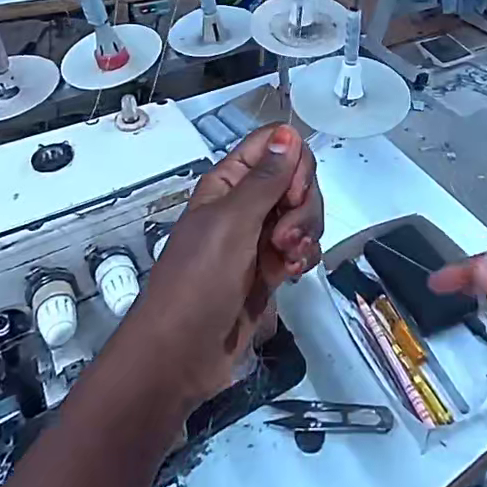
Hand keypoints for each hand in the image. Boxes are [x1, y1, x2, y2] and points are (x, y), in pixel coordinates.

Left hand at [107, 124, 321, 411]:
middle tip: (283, 236)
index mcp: (228, 181)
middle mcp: (244, 203)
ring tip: (286, 260)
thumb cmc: (198, 281)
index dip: (292, 162)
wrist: (181, 353)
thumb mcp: (231, 224)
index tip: (292, 192)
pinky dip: (303, 256)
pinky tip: (291, 274)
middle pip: (296, 179)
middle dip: (302, 205)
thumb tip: (288, 133)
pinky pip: (301, 246)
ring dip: (304, 233)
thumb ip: (264, 180)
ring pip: (303, 214)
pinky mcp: (270, 267)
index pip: (273, 145)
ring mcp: (258, 236)